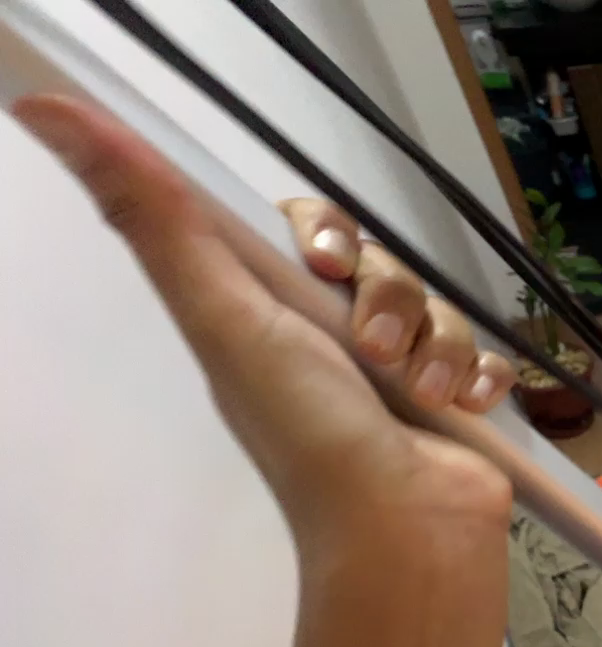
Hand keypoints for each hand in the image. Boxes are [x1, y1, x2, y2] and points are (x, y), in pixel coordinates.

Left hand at [15, 93, 519, 646]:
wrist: (404, 521)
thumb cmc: (312, 433)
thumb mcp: (230, 326)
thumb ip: (165, 227)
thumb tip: (51, 110)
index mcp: (279, 315)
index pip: (310, 232)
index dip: (329, 233)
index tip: (326, 266)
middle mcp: (345, 338)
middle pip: (389, 270)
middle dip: (394, 304)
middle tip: (377, 354)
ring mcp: (412, 373)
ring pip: (447, 315)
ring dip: (442, 352)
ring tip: (431, 399)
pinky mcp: (465, 402)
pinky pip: (491, 359)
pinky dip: (486, 379)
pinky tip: (473, 406)